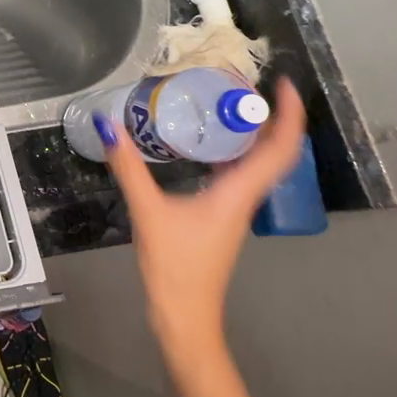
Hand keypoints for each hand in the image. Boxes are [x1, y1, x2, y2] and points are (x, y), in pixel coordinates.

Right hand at [98, 79, 305, 347]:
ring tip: (226, 103)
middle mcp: (245, 196)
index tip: (281, 82)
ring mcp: (235, 208)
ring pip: (257, 162)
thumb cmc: (175, 265)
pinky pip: (237, 173)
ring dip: (252, 133)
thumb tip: (109, 125)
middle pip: (274, 151)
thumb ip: (129, 168)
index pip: (279, 147)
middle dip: (269, 116)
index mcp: (239, 192)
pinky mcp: (220, 215)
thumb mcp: (148, 211)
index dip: (287, 113)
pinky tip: (204, 142)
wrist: (184, 314)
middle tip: (245, 83)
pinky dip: (231, 151)